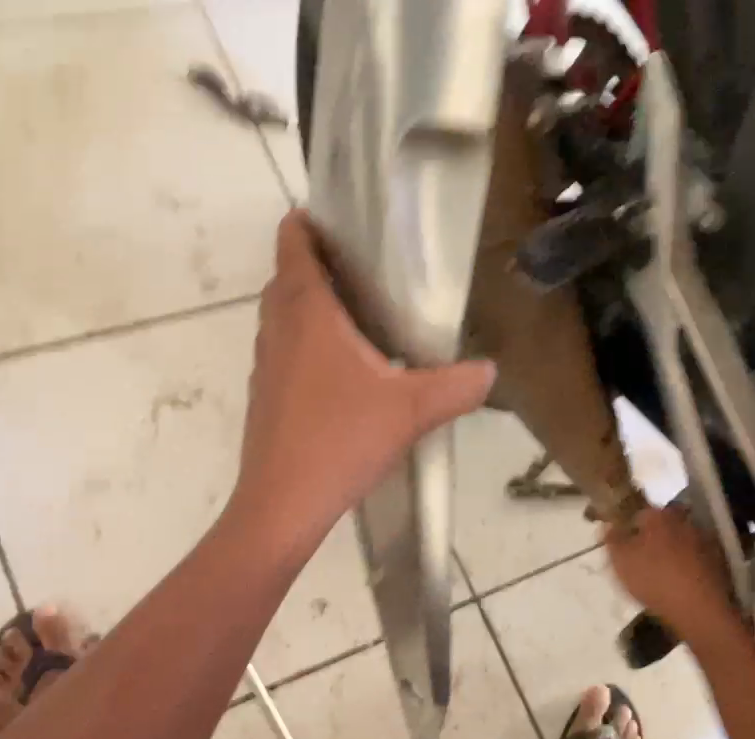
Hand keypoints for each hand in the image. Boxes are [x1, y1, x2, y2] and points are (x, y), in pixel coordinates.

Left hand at [230, 211, 496, 544]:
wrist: (283, 503)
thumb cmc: (341, 441)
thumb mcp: (410, 411)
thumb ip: (455, 387)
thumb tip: (489, 371)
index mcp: (308, 314)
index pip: (294, 246)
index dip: (306, 224)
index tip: (334, 218)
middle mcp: (278, 331)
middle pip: (285, 279)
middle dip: (313, 265)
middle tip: (360, 269)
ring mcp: (265, 367)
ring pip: (281, 319)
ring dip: (307, 307)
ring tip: (353, 316)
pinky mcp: (264, 399)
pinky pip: (283, 354)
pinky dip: (304, 346)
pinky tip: (340, 375)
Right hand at [605, 507, 738, 636]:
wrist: (699, 608)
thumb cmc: (653, 580)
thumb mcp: (620, 561)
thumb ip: (611, 539)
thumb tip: (609, 525)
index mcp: (657, 515)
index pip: (637, 512)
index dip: (627, 527)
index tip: (622, 544)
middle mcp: (683, 519)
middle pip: (660, 524)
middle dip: (650, 538)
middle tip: (640, 560)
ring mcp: (704, 537)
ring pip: (679, 539)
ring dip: (670, 551)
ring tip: (660, 574)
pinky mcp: (719, 558)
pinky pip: (695, 556)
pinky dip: (687, 564)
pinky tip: (680, 582)